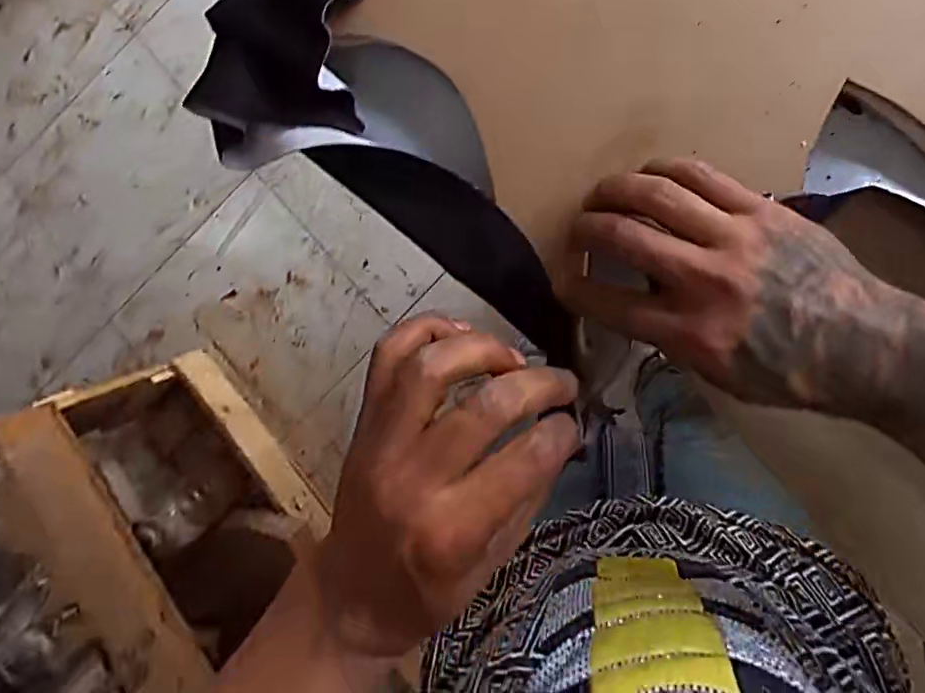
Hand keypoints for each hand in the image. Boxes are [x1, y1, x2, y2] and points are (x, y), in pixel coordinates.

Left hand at [313, 317, 580, 657]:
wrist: (351, 595)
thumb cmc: (428, 591)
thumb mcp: (492, 563)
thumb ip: (530, 493)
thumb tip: (567, 431)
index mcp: (450, 532)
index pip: (523, 460)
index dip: (561, 431)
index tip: (573, 421)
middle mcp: (412, 479)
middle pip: (485, 406)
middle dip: (539, 383)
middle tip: (561, 382)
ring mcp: (381, 442)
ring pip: (430, 366)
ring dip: (483, 347)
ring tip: (512, 358)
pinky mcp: (363, 418)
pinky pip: (388, 353)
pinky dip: (426, 329)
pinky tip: (460, 334)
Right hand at [560, 158, 918, 417]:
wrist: (871, 346)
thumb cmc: (793, 373)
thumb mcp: (721, 375)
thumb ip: (671, 336)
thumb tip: (636, 295)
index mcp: (695, 334)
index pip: (611, 304)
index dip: (574, 288)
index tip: (564, 279)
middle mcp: (707, 280)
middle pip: (623, 236)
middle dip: (585, 229)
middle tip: (577, 230)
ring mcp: (735, 238)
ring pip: (656, 194)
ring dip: (615, 190)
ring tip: (602, 195)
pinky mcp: (761, 209)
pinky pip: (700, 175)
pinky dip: (663, 170)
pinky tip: (649, 175)